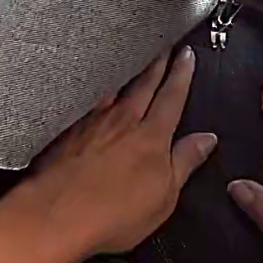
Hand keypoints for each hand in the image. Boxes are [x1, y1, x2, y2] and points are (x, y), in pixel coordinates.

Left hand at [12, 46, 216, 258]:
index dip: (182, 73)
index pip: (172, 95)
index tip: (187, 55)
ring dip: (128, 71)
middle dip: (158, 63)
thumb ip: (186, 161)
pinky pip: (88, 101)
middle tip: (165, 46)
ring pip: (116, 87)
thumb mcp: (165, 195)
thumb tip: (206, 139)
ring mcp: (92, 123)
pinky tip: (94, 86)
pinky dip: (97, 89)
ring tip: (134, 56)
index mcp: (151, 136)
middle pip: (144, 83)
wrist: (56, 217)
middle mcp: (122, 121)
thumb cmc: (111, 212)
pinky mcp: (68, 131)